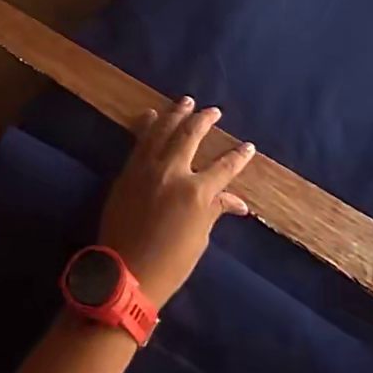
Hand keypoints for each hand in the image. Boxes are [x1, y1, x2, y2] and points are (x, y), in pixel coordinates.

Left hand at [98, 97, 255, 307]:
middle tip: (212, 111)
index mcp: (196, 193)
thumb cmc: (170, 262)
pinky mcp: (128, 171)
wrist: (125, 270)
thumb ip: (215, 210)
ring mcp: (147, 168)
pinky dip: (147, 125)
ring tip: (185, 101)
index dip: (238, 156)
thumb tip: (239, 202)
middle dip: (204, 120)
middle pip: (190, 136)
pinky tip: (151, 114)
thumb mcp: (199, 237)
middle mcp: (172, 172)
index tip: (248, 146)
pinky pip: (140, 141)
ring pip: (163, 131)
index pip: (224, 167)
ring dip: (175, 114)